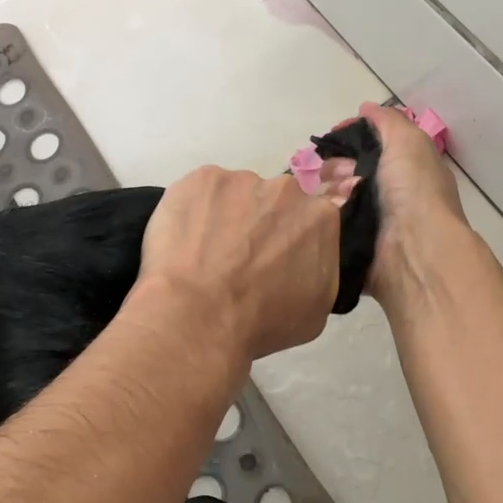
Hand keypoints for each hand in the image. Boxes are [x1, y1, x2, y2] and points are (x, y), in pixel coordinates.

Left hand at [137, 167, 340, 361]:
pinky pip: (200, 193)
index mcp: (320, 218)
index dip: (290, 238)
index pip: (310, 218)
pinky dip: (192, 211)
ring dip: (225, 217)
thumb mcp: (315, 309)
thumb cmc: (261, 323)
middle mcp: (286, 189)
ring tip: (203, 254)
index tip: (274, 258)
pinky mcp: (201, 179)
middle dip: (260, 222)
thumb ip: (319, 268)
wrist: (198, 317)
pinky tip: (183, 241)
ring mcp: (241, 180)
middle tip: (238, 257)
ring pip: (235, 195)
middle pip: (274, 201)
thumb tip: (307, 256)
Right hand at [317, 103, 467, 308]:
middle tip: (328, 171)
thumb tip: (366, 108)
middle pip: (353, 169)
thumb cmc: (414, 189)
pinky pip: (334, 223)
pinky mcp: (359, 243)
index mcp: (408, 167)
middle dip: (337, 165)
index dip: (352, 137)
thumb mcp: (407, 141)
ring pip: (340, 195)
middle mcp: (393, 192)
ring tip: (330, 194)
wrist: (415, 248)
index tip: (333, 136)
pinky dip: (328, 215)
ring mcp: (377, 219)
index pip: (374, 145)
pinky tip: (325, 212)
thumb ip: (387, 121)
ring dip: (331, 190)